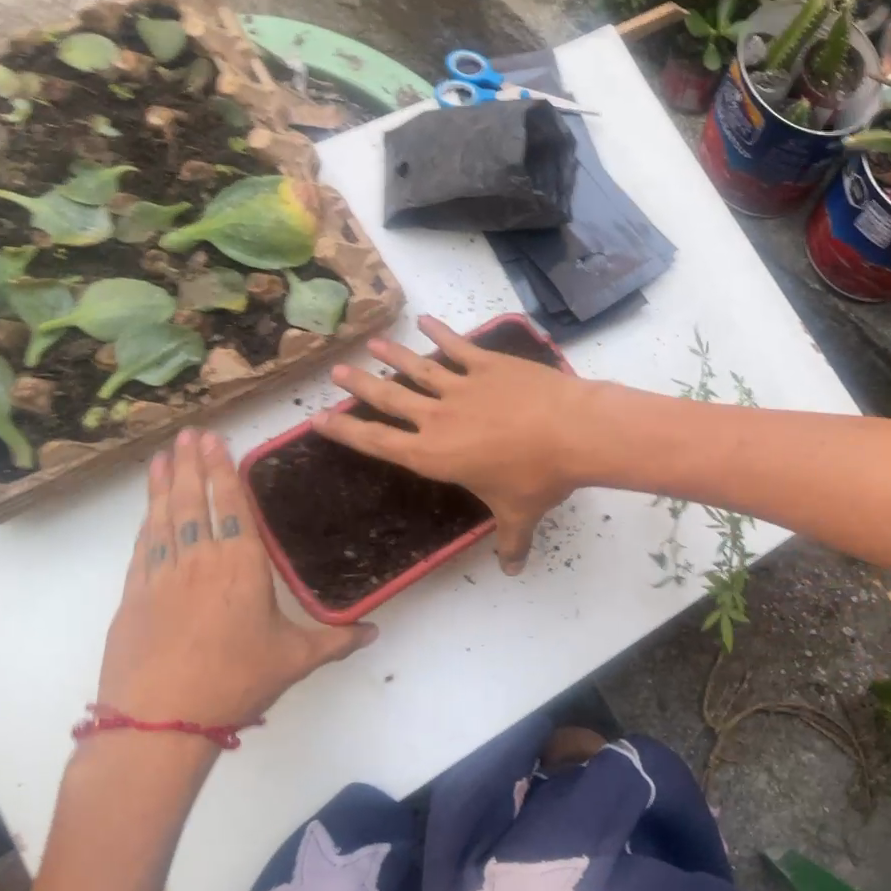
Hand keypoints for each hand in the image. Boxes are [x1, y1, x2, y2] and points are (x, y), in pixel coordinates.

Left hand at [98, 428, 376, 724]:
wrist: (158, 723)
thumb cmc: (236, 681)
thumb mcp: (296, 660)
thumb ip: (336, 640)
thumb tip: (375, 631)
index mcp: (242, 566)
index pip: (232, 507)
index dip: (224, 472)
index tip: (217, 442)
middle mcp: (199, 561)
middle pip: (193, 502)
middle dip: (191, 465)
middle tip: (189, 433)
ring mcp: (160, 577)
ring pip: (162, 519)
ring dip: (162, 485)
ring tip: (162, 456)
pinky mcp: (133, 599)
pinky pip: (142, 548)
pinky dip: (145, 523)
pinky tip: (147, 512)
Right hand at [312, 315, 592, 573]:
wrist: (572, 431)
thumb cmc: (538, 477)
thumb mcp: (519, 515)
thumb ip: (511, 542)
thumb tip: (512, 570)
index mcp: (433, 455)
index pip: (378, 443)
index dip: (346, 431)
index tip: (319, 419)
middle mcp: (438, 417)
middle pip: (389, 399)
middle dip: (361, 385)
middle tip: (336, 371)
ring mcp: (463, 386)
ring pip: (418, 368)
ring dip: (394, 356)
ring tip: (372, 345)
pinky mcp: (490, 364)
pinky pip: (458, 345)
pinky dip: (441, 332)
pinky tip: (426, 320)